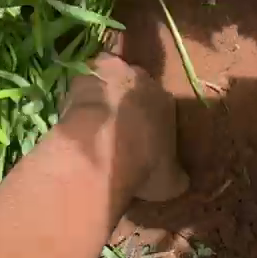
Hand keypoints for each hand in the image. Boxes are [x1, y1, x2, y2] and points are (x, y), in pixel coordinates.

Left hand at [61, 53, 187, 202]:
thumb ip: (176, 176)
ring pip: (108, 81)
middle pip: (135, 87)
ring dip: (104, 97)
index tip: (144, 139)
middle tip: (118, 127)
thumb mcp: (169, 182)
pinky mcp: (81, 78)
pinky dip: (80, 100)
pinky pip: (83, 87)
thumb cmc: (142, 164)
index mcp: (165, 100)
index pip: (162, 106)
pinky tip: (76, 121)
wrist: (101, 149)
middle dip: (128, 102)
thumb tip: (180, 180)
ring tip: (95, 124)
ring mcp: (110, 74)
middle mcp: (141, 79)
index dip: (151, 121)